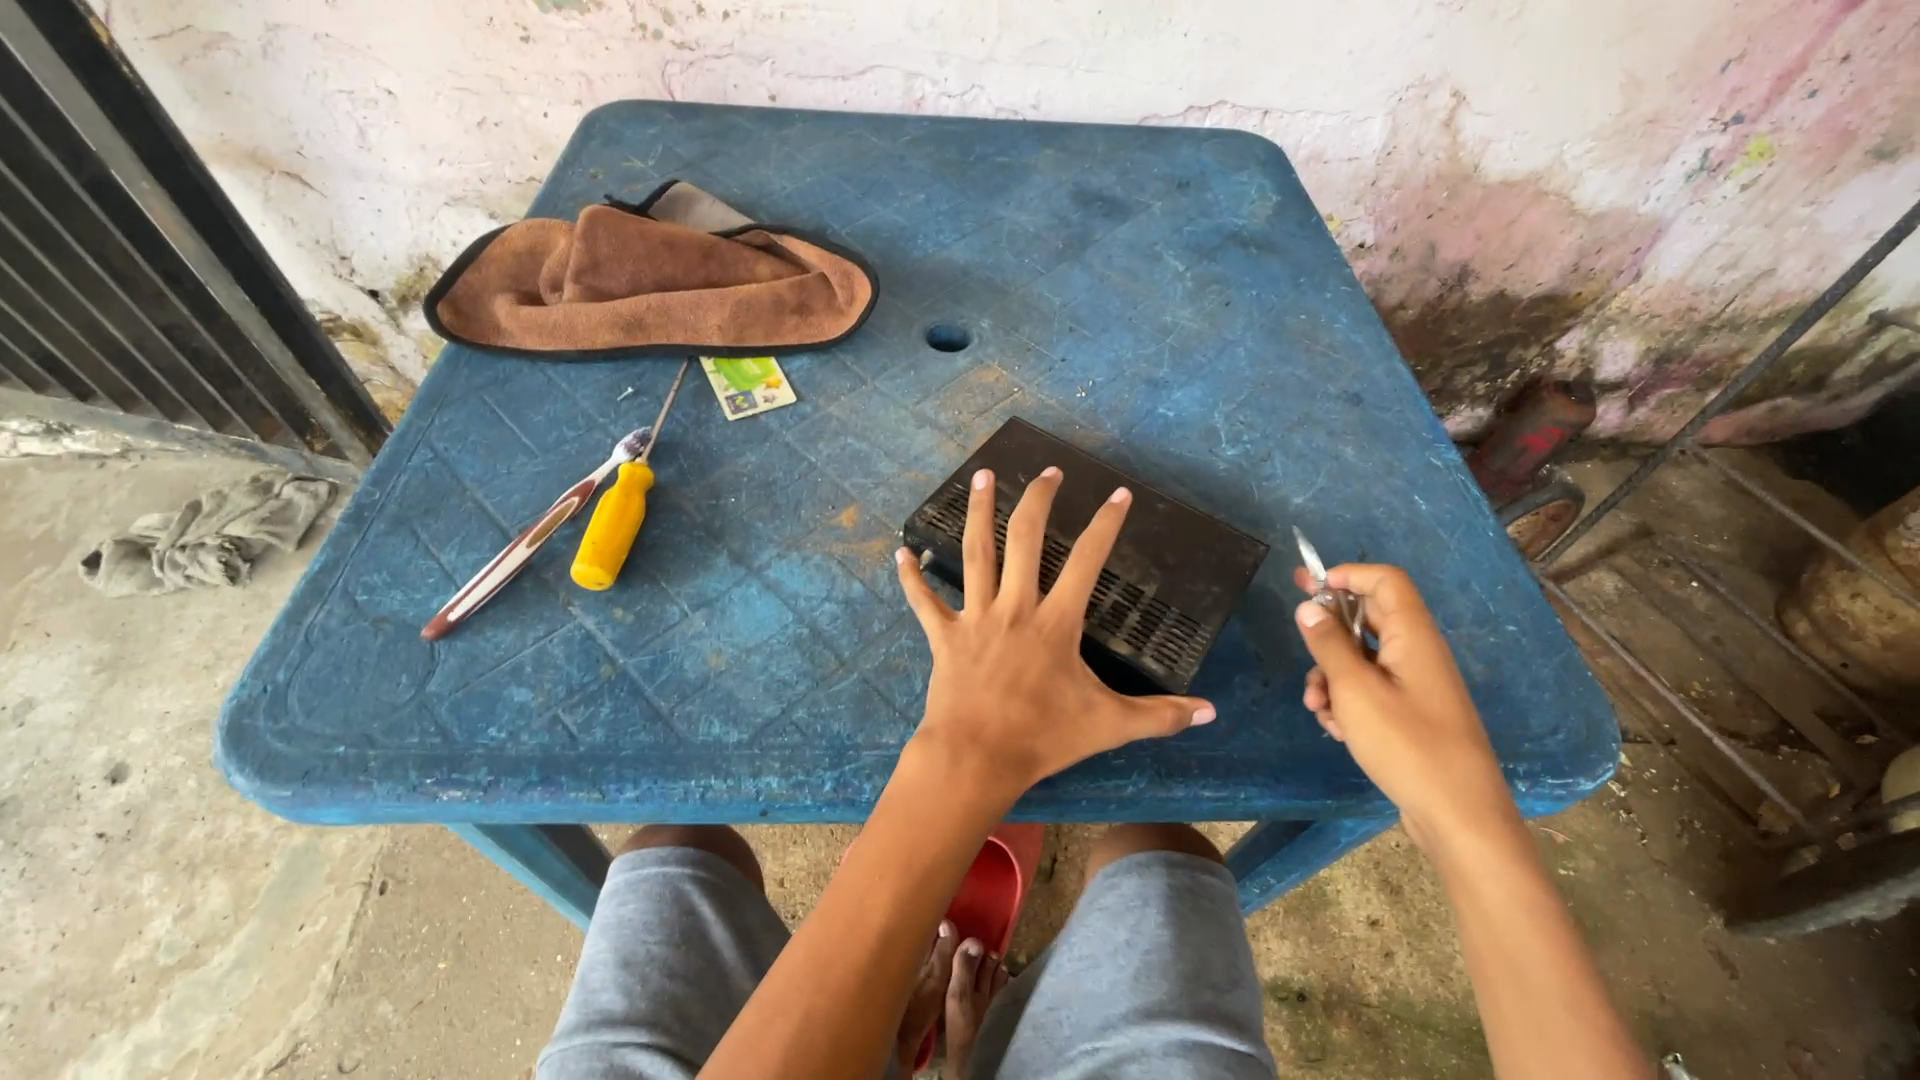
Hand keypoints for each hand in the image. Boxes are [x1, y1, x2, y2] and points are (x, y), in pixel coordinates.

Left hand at [896, 466, 1215, 795]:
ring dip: (979, 513)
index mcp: (1056, 623)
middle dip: (1038, 500)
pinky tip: (902, 552)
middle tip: (1047, 471)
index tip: (1118, 494)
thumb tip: (1209, 712)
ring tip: (982, 476)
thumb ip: (1159, 716)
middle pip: (1026, 540)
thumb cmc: (1043, 739)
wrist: (976, 758)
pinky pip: (924, 602)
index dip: (1105, 524)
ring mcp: (976, 619)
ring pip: (975, 554)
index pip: (1088, 561)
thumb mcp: (1109, 726)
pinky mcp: (944, 637)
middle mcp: (1015, 608)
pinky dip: (912, 577)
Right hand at [1293, 563, 1518, 850]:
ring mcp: (1415, 685)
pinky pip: (1371, 690)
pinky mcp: (1411, 714)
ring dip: (1331, 675)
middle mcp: (1417, 653)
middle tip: (1295, 632)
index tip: (1309, 586)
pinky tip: (1336, 729)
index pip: (1385, 581)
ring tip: (1316, 706)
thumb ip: (1328, 645)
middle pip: (1368, 619)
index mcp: (1412, 636)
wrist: (1457, 814)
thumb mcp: (1354, 690)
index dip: (1348, 574)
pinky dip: (1347, 701)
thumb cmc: (1406, 744)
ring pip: (1362, 659)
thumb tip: (1308, 607)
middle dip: (1328, 631)